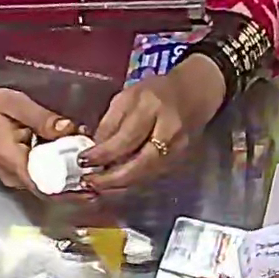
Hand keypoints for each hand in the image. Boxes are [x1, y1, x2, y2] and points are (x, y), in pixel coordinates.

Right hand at [0, 88, 81, 193]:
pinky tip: (76, 169)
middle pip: (48, 190)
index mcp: (11, 160)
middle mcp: (13, 177)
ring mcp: (16, 180)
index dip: (67, 189)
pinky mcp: (21, 177)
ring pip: (46, 187)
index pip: (42, 185)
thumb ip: (42, 118)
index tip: (87, 186)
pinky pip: (42, 180)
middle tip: (96, 180)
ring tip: (91, 174)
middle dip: (73, 186)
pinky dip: (59, 176)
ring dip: (68, 182)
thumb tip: (68, 128)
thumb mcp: (16, 104)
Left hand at [78, 55, 226, 191]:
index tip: (83, 162)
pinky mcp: (178, 161)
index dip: (103, 154)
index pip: (125, 138)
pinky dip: (131, 181)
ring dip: (119, 184)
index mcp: (152, 107)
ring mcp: (176, 150)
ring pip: (145, 175)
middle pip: (139, 164)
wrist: (195, 94)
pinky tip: (116, 182)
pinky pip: (151, 176)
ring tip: (97, 185)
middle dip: (111, 178)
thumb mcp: (128, 97)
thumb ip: (111, 123)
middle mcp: (168, 131)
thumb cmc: (157, 92)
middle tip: (89, 183)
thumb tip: (94, 150)